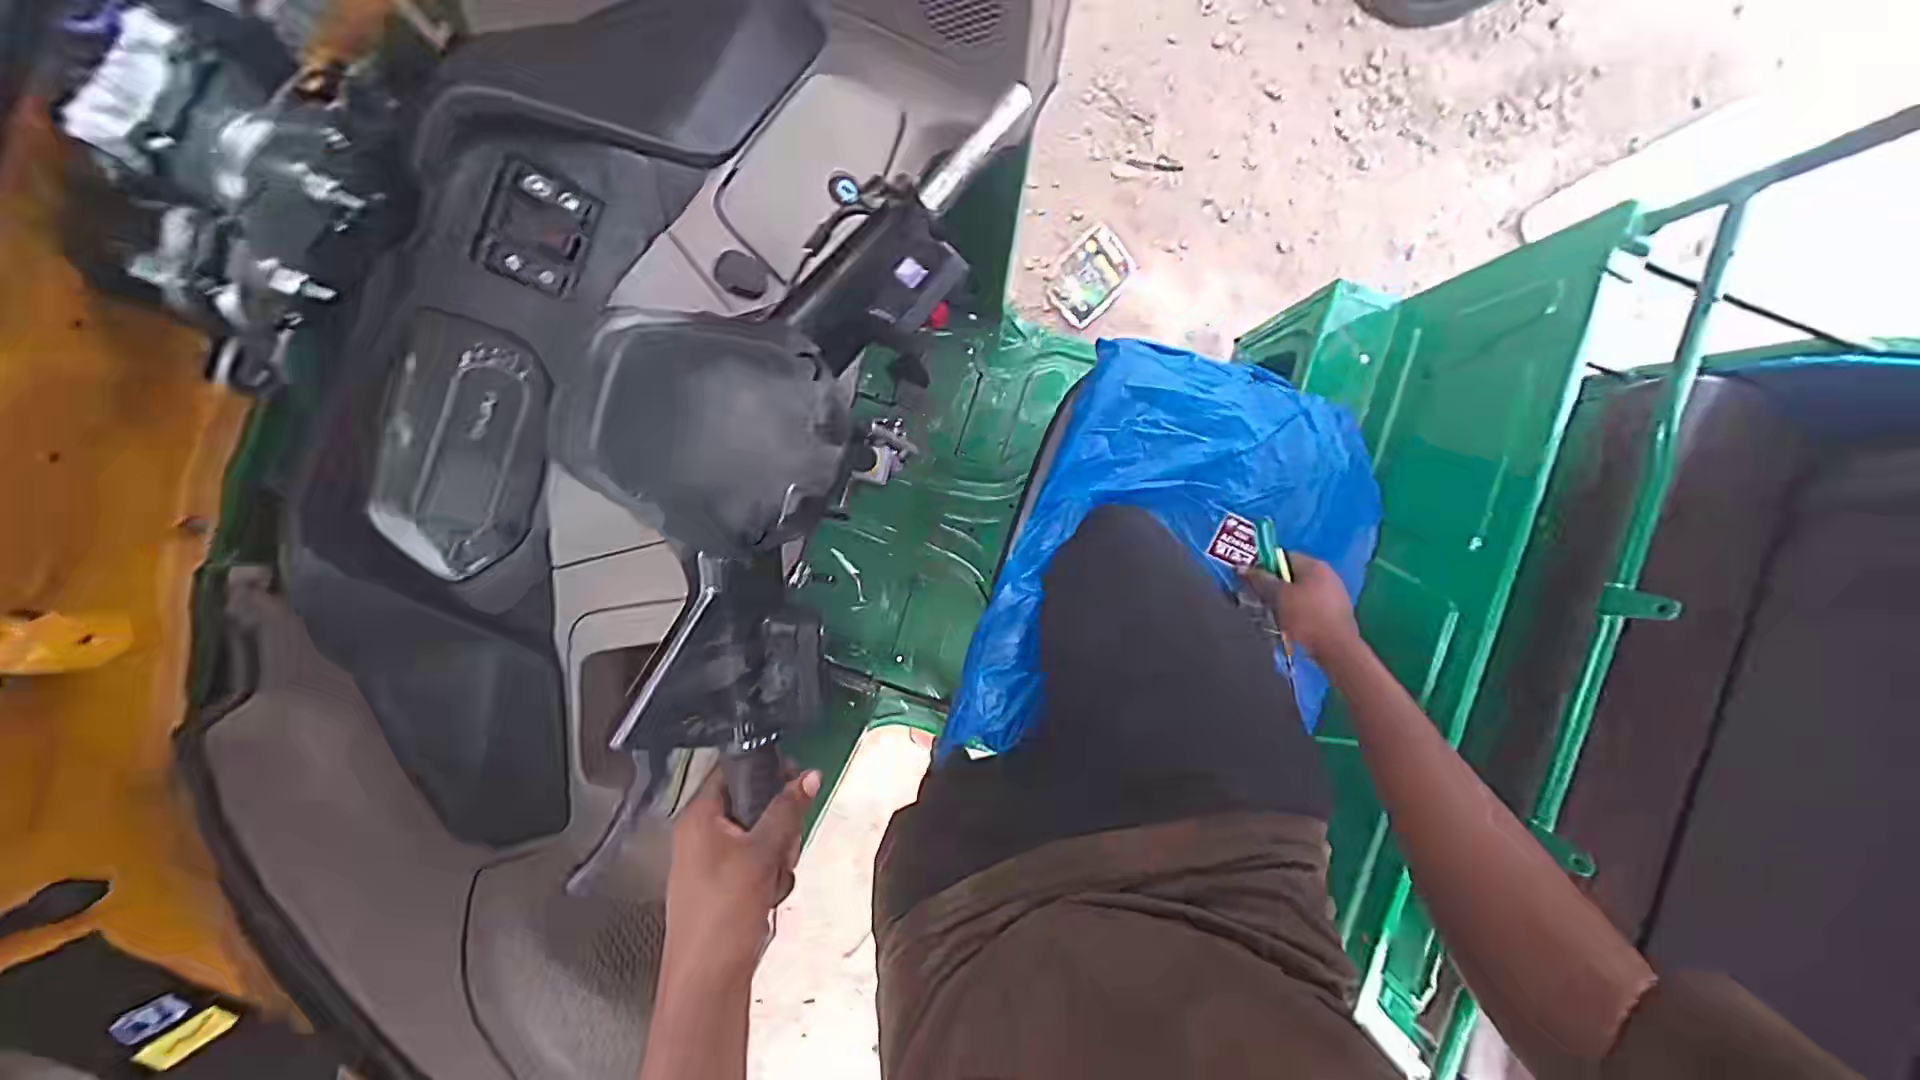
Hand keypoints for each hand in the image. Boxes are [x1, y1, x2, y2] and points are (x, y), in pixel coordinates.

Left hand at [662, 766, 820, 980]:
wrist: (708, 981)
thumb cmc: (721, 915)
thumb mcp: (762, 852)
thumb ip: (788, 809)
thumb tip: (808, 777)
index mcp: (699, 817)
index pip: (733, 769)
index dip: (766, 768)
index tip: (794, 777)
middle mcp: (702, 834)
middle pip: (753, 802)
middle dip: (779, 822)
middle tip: (785, 841)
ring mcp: (713, 861)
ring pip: (761, 834)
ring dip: (779, 851)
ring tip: (776, 874)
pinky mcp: (725, 884)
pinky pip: (758, 861)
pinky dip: (771, 873)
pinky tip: (770, 893)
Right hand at [1238, 552, 1360, 659]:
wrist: (1336, 648)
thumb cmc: (1306, 617)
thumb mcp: (1278, 596)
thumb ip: (1260, 580)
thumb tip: (1240, 567)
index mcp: (1314, 565)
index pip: (1283, 556)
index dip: (1264, 566)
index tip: (1253, 581)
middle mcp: (1327, 574)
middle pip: (1291, 574)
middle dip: (1273, 585)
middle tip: (1260, 598)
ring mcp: (1334, 592)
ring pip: (1300, 590)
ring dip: (1284, 599)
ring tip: (1273, 613)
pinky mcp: (1336, 610)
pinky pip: (1309, 603)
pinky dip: (1297, 609)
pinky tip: (1290, 622)